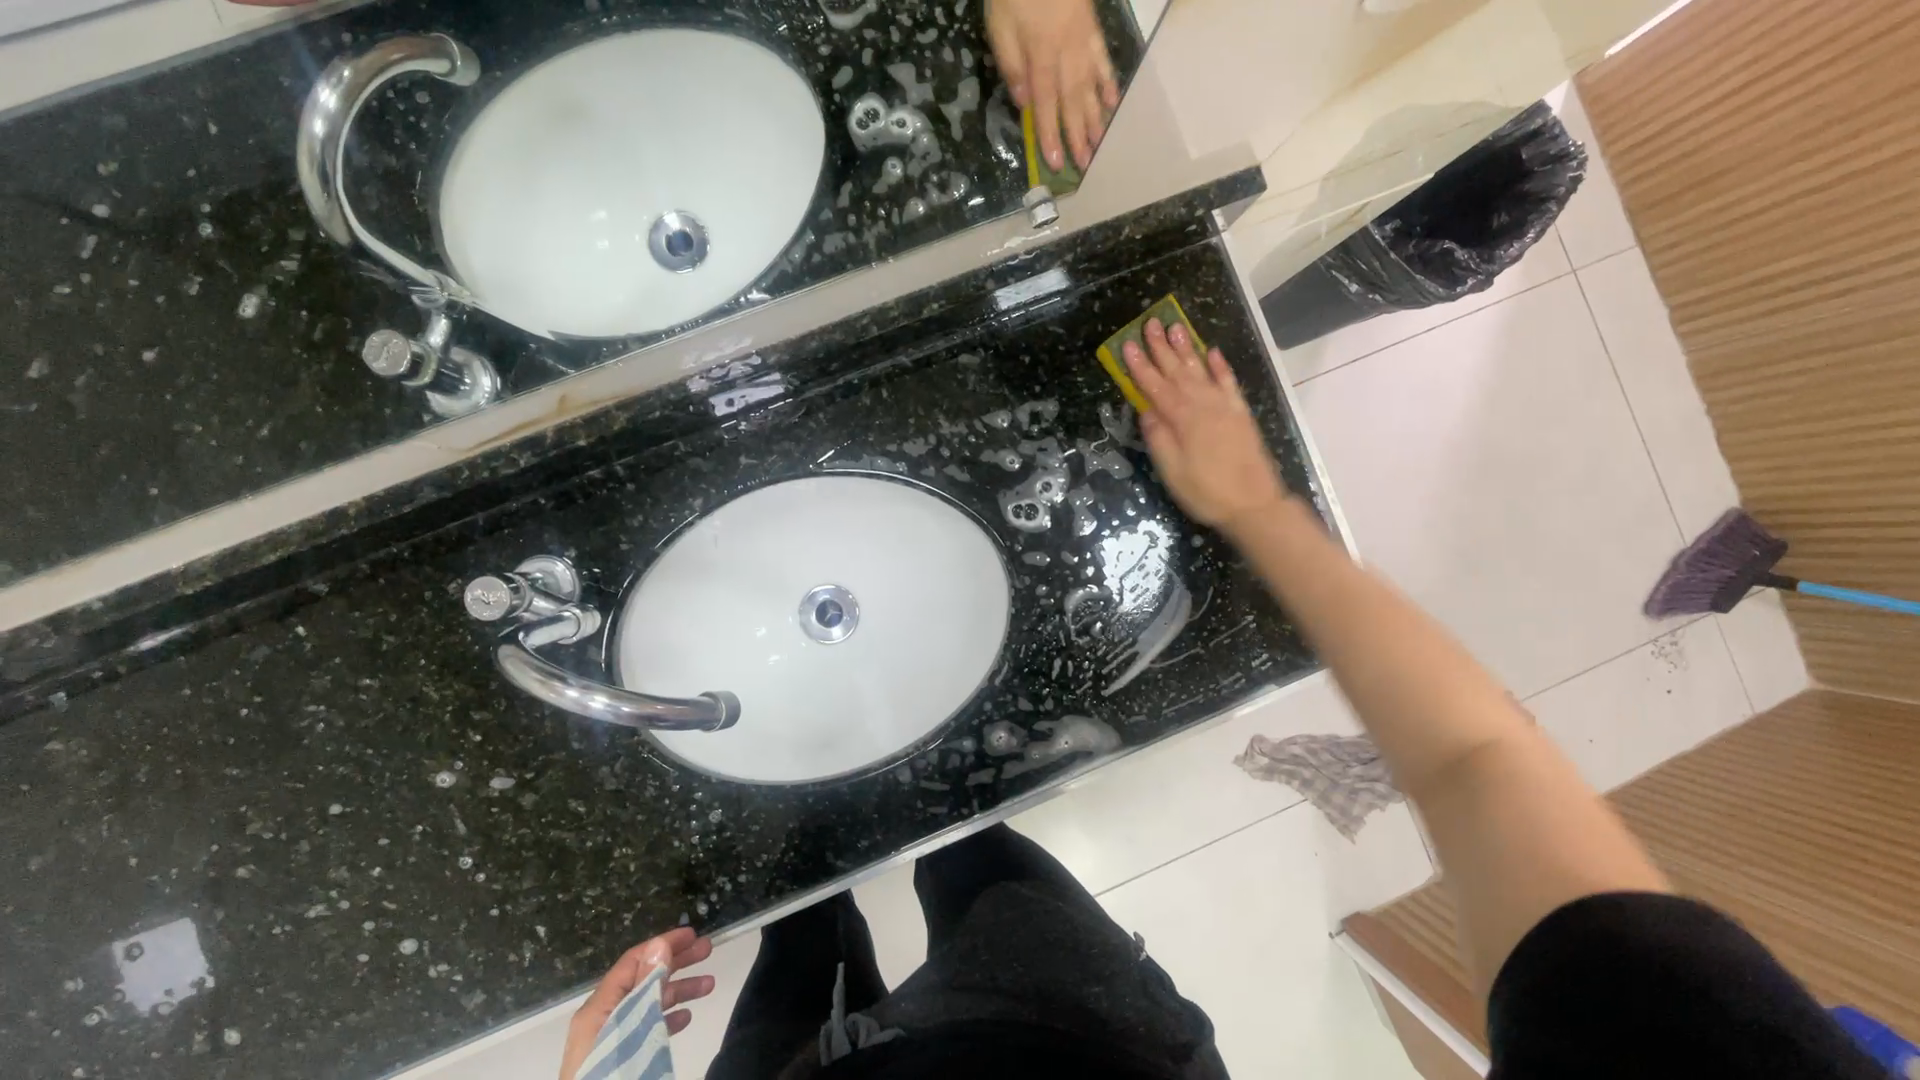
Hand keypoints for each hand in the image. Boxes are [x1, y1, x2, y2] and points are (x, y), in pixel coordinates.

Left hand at [558, 928, 715, 1079]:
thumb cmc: (612, 1073)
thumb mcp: (631, 1027)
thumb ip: (646, 988)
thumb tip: (660, 944)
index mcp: (600, 1007)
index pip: (634, 961)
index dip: (663, 944)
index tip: (694, 934)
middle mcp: (603, 1019)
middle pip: (642, 979)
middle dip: (676, 963)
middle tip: (710, 950)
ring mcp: (610, 1041)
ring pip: (648, 1004)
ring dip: (679, 990)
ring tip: (710, 985)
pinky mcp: (619, 1061)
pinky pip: (646, 1029)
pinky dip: (668, 1018)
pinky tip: (687, 1019)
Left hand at [986, 0, 1119, 171]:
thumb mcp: (1000, 26)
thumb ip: (1012, 65)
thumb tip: (1025, 103)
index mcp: (1041, 57)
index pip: (1046, 105)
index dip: (1050, 135)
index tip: (1055, 163)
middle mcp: (1067, 55)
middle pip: (1072, 103)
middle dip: (1077, 136)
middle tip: (1085, 165)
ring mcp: (1084, 42)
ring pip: (1091, 88)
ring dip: (1095, 119)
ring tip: (1100, 145)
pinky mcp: (1093, 29)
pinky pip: (1103, 61)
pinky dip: (1109, 85)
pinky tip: (1113, 104)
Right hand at [1124, 319, 1289, 530]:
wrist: (1253, 504)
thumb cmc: (1206, 492)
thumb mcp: (1172, 471)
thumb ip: (1158, 438)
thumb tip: (1146, 410)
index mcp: (1182, 420)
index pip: (1155, 387)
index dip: (1139, 366)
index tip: (1126, 345)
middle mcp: (1203, 406)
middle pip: (1177, 371)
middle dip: (1161, 347)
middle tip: (1149, 323)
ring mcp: (1224, 407)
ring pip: (1201, 370)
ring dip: (1187, 349)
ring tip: (1175, 326)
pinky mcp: (1240, 414)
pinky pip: (1228, 383)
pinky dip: (1220, 366)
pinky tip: (1212, 352)